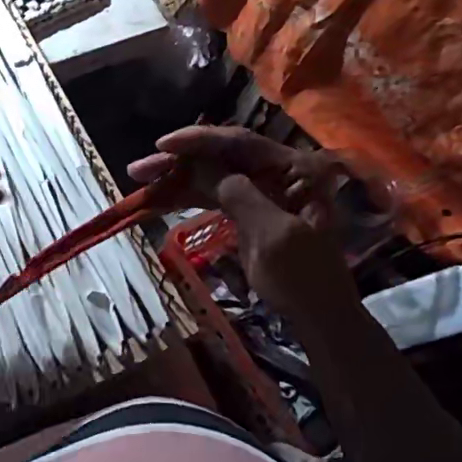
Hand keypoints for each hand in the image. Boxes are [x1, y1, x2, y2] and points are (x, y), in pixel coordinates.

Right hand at [127, 126, 358, 315]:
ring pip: (213, 176)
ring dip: (178, 180)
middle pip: (222, 157)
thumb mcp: (272, 234)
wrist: (323, 320)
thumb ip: (236, 192)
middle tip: (138, 170)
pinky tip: (163, 198)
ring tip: (141, 183)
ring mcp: (266, 191)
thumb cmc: (304, 278)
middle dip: (180, 162)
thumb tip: (198, 165)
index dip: (198, 141)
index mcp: (296, 168)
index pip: (240, 143)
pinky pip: (215, 195)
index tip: (161, 146)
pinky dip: (188, 197)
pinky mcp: (253, 210)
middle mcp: (281, 171)